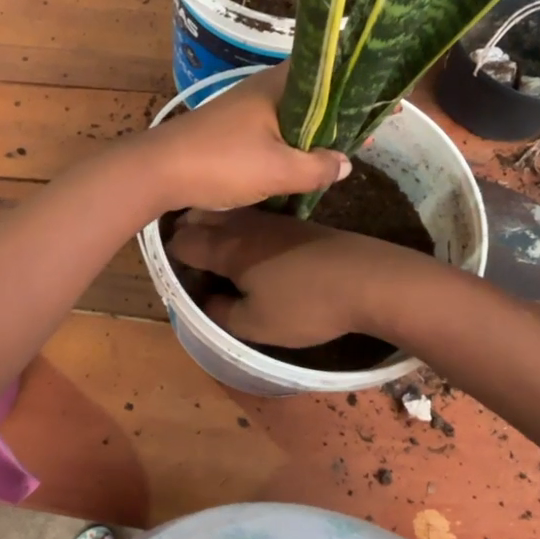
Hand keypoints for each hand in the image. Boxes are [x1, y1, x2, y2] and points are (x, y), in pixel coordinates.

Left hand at [132, 65, 348, 211]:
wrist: (157, 171)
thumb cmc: (222, 163)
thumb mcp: (279, 171)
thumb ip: (317, 167)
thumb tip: (345, 162)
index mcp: (277, 87)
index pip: (326, 71)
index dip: (355, 85)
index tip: (382, 103)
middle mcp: (259, 90)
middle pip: (309, 95)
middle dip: (337, 112)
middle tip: (368, 130)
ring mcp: (241, 109)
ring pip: (288, 114)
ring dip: (312, 130)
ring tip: (340, 149)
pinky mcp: (227, 129)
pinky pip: (270, 130)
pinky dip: (289, 142)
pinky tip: (299, 162)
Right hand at [167, 208, 464, 348]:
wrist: (371, 279)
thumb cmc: (307, 304)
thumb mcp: (257, 324)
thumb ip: (222, 312)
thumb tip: (206, 299)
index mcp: (227, 248)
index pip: (182, 242)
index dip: (170, 253)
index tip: (168, 265)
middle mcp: (244, 226)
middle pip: (202, 218)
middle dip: (185, 230)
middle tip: (180, 250)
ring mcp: (272, 220)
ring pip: (229, 215)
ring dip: (212, 225)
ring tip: (209, 245)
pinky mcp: (296, 224)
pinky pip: (252, 219)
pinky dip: (239, 227)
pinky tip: (250, 246)